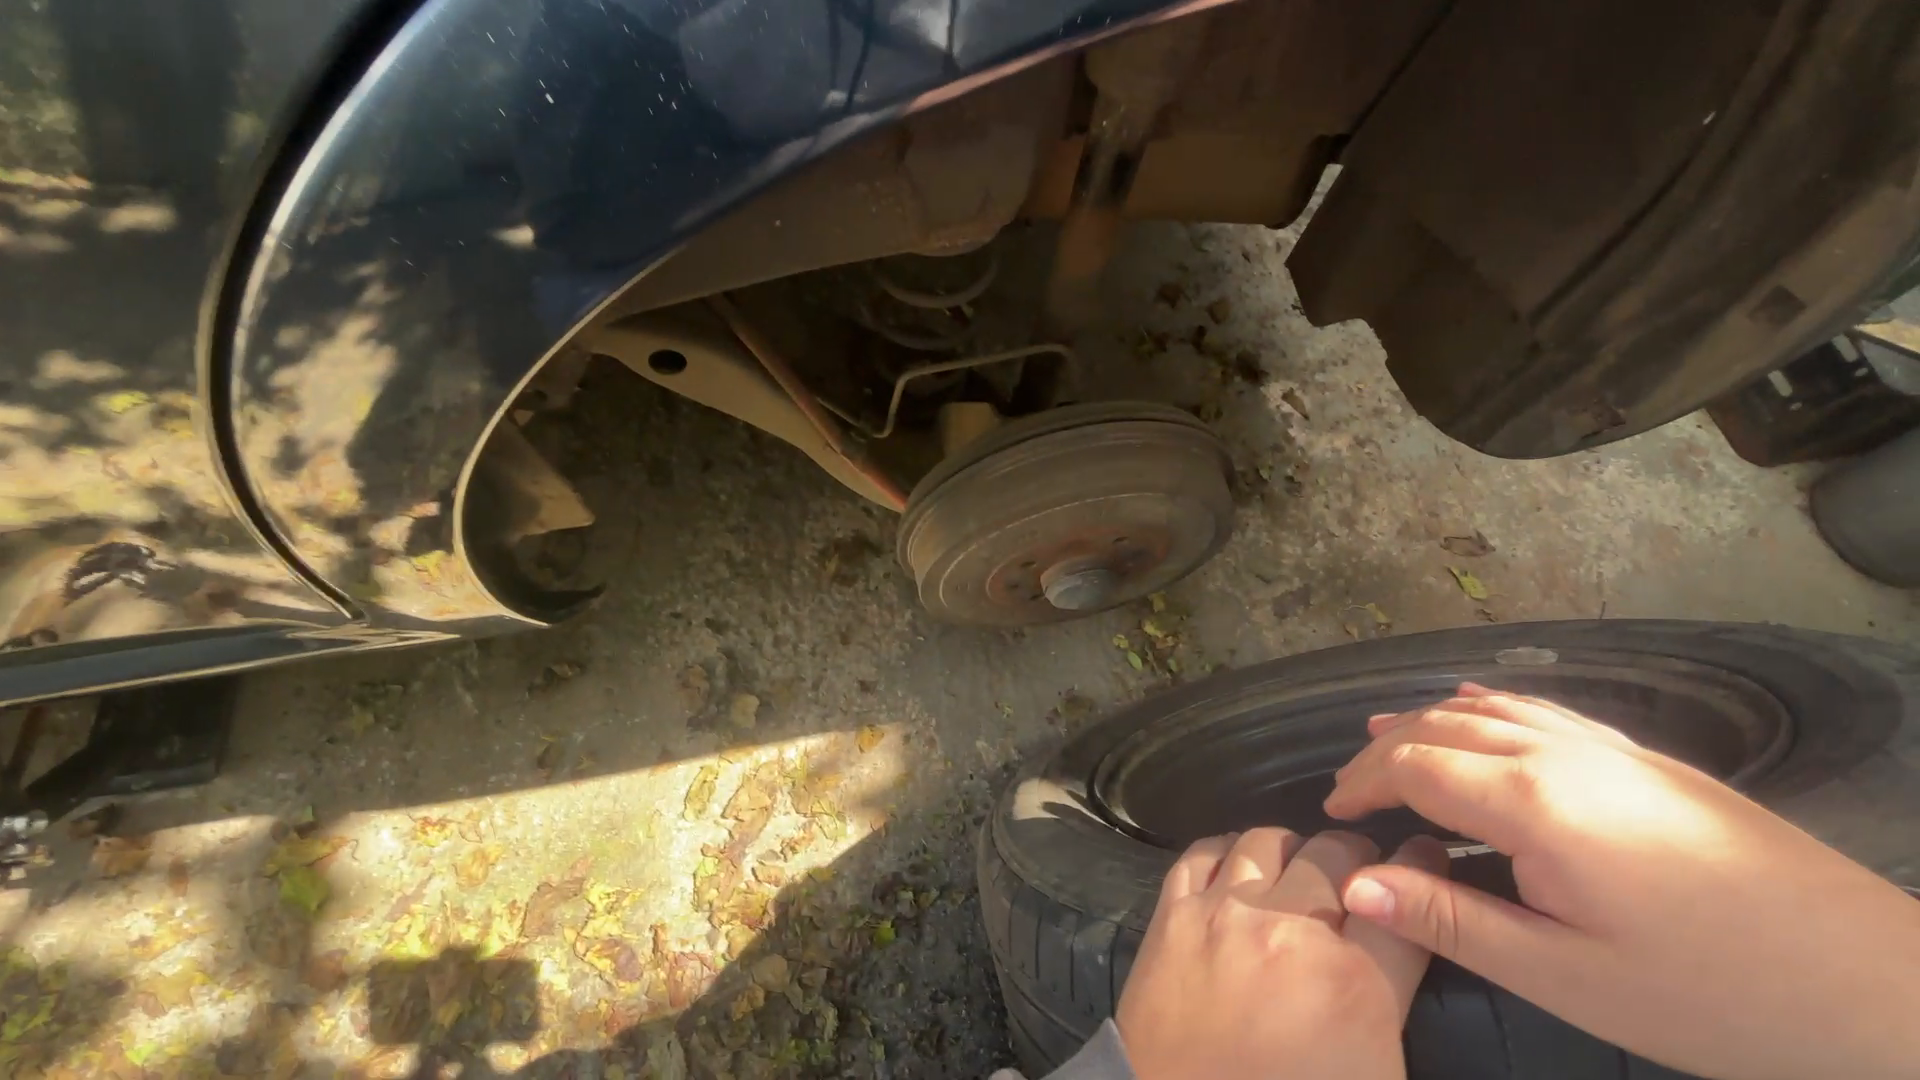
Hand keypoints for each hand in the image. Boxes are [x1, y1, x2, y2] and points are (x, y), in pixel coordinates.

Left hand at [1115, 827, 1448, 1079]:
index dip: (1420, 869)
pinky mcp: (1170, 913)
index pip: (1398, 905)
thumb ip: (1387, 1001)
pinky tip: (1235, 866)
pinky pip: (1200, 853)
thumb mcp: (1375, 1076)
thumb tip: (1390, 950)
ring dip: (1291, 850)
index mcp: (1352, 982)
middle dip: (1355, 855)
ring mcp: (1220, 912)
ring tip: (1297, 866)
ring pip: (1264, 842)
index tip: (1425, 853)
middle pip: (1331, 855)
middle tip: (1358, 868)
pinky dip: (1226, 851)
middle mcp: (1285, 927)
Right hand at [1326, 684, 1919, 1079]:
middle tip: (1349, 788)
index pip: (1413, 766)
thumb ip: (1451, 920)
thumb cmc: (1713, 994)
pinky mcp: (1647, 760)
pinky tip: (1474, 704)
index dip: (1362, 783)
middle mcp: (1560, 755)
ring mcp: (1609, 750)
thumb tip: (1354, 885)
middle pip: (1442, 728)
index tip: (1333, 813)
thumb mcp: (1566, 976)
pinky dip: (1489, 704)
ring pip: (1490, 711)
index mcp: (1532, 802)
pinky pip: (1544, 710)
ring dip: (1425, 720)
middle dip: (1383, 751)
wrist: (1890, 992)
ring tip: (1382, 732)